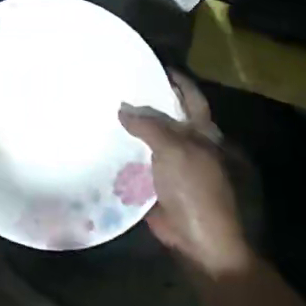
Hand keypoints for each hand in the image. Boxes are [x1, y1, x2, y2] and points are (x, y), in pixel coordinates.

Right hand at [119, 71, 252, 278]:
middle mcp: (190, 145)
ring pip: (150, 141)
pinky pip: (137, 165)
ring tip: (103, 112)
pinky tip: (101, 146)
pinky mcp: (157, 186)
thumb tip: (123, 108)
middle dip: (146, 104)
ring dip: (131, 130)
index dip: (176, 80)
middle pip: (167, 117)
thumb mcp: (174, 149)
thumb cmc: (196, 188)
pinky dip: (122, 156)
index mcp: (204, 132)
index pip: (191, 96)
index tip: (153, 65)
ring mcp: (173, 167)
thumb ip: (150, 125)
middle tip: (117, 87)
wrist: (198, 240)